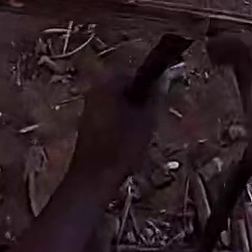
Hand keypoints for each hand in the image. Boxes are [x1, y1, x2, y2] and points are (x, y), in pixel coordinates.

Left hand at [67, 71, 161, 189]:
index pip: (133, 74)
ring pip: (117, 103)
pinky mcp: (87, 125)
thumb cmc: (122, 145)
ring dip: (130, 113)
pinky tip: (128, 142)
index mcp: (107, 84)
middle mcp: (95, 91)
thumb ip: (155, 96)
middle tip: (152, 118)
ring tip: (142, 132)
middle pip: (124, 88)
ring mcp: (88, 108)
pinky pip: (108, 116)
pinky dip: (120, 124)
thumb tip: (164, 77)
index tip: (159, 101)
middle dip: (139, 100)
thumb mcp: (146, 119)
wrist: (94, 177)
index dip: (149, 86)